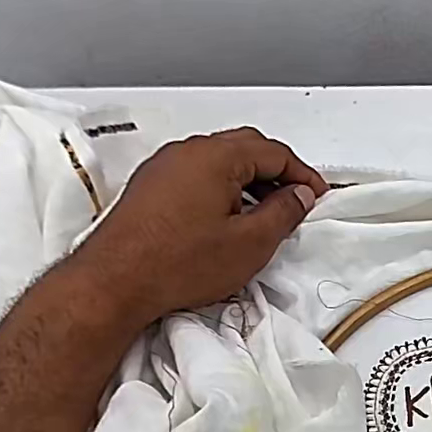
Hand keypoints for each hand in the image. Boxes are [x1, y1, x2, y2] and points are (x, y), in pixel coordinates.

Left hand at [70, 127, 328, 317]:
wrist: (116, 283)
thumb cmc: (177, 263)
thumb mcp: (250, 243)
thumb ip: (283, 213)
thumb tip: (298, 196)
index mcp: (215, 157)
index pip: (273, 151)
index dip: (302, 174)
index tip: (316, 195)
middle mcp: (186, 153)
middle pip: (246, 148)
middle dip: (277, 172)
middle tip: (296, 200)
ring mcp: (164, 168)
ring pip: (220, 162)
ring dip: (250, 181)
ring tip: (266, 215)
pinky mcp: (151, 188)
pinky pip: (198, 176)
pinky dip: (223, 189)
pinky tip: (230, 220)